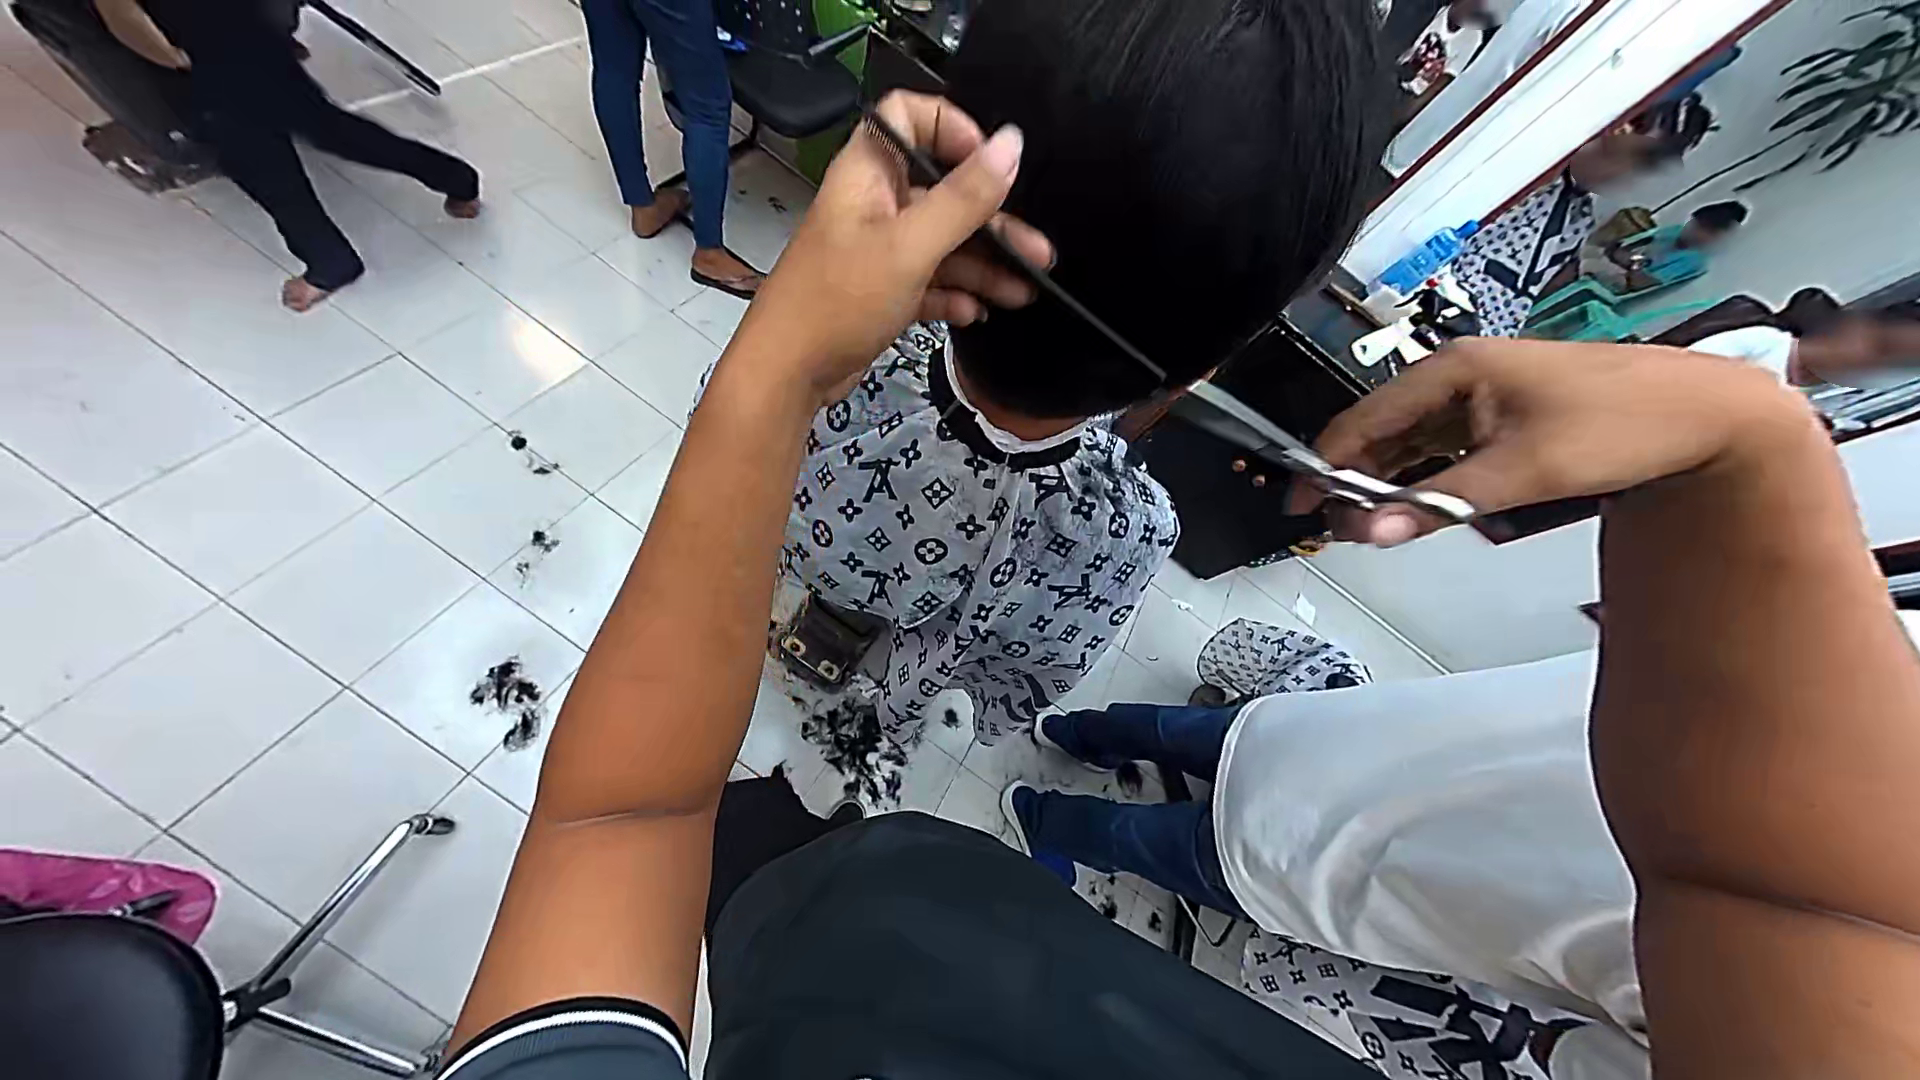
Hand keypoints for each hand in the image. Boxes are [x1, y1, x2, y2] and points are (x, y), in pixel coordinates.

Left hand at [730, 91, 1052, 408]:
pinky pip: (930, 286)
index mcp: (870, 173)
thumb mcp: (908, 247)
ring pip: (943, 248)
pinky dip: (954, 297)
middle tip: (1036, 252)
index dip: (954, 131)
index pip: (912, 118)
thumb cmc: (836, 302)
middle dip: (992, 224)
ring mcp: (880, 254)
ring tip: (1022, 292)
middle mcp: (875, 207)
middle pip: (944, 197)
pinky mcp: (884, 294)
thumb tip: (1010, 145)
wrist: (792, 372)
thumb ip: (963, 199)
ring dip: (983, 269)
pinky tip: (975, 313)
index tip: (992, 163)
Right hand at [1285, 338, 1819, 545]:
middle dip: (1351, 479)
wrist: (1716, 417)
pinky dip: (1410, 478)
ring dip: (1378, 482)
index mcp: (1450, 370)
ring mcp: (1469, 397)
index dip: (1324, 465)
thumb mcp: (1523, 470)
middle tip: (1338, 524)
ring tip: (1368, 521)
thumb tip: (1370, 532)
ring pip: (1398, 443)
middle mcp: (1451, 377)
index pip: (1360, 421)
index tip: (1303, 504)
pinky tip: (1404, 502)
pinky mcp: (1485, 418)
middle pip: (1373, 432)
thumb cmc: (1627, 425)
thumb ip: (1438, 504)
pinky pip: (1427, 450)